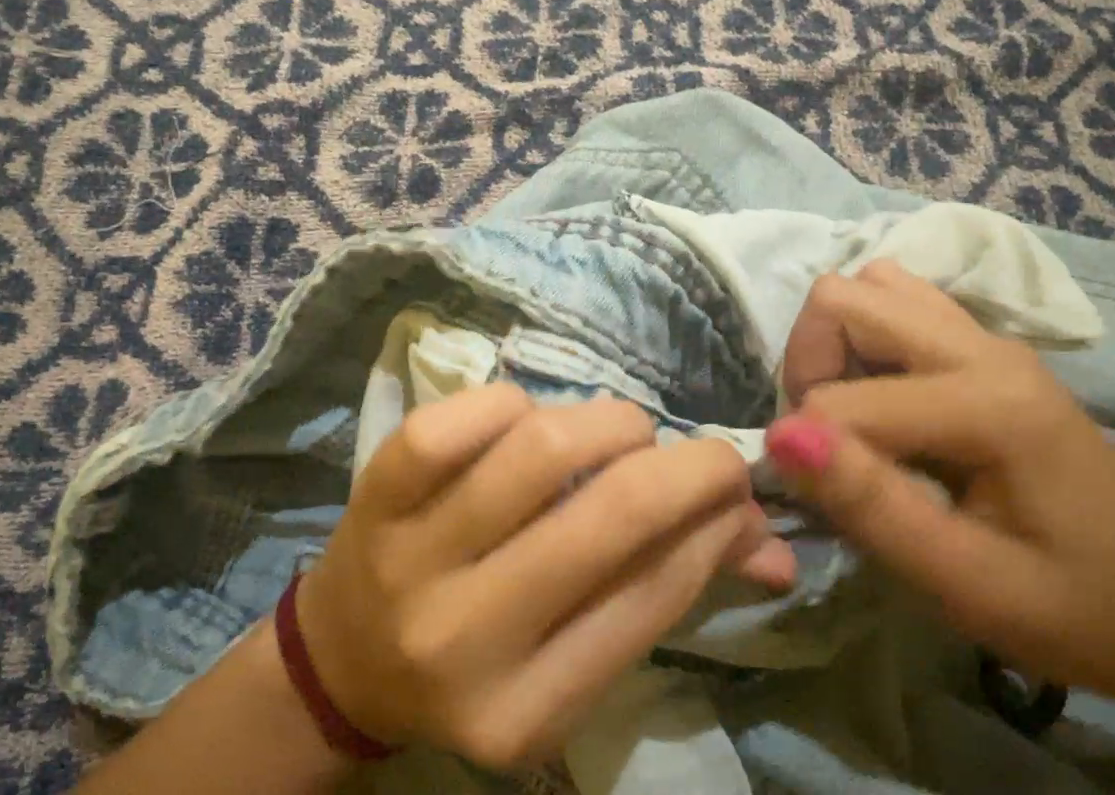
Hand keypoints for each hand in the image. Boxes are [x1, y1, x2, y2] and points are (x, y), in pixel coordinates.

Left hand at [294, 385, 796, 768]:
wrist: (342, 663)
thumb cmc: (475, 668)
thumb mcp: (566, 667)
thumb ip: (662, 599)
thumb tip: (772, 543)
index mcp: (525, 709)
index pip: (650, 597)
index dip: (712, 530)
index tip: (739, 496)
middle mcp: (465, 639)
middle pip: (608, 517)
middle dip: (688, 469)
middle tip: (709, 454)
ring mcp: (410, 560)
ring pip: (538, 453)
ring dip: (609, 425)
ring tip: (623, 433)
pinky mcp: (371, 498)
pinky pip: (452, 424)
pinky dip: (511, 404)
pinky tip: (529, 418)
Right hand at [766, 260, 1114, 714]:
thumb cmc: (1072, 614)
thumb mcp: (966, 585)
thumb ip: (870, 506)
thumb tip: (778, 437)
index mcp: (991, 404)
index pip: (839, 400)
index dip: (805, 454)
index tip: (816, 507)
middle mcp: (988, 348)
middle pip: (846, 297)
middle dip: (806, 365)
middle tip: (821, 442)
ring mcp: (992, 343)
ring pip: (873, 289)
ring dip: (836, 345)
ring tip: (848, 418)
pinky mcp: (990, 354)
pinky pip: (901, 308)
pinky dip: (865, 342)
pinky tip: (882, 404)